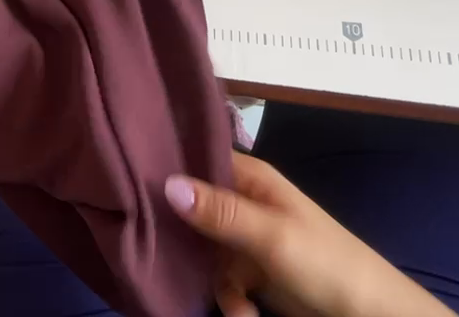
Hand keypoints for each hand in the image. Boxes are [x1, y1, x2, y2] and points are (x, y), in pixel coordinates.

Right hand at [166, 154, 455, 316]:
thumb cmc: (326, 264)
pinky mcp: (252, 272)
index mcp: (249, 177)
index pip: (196, 158)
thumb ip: (219, 211)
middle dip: (179, 230)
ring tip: (228, 302)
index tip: (132, 179)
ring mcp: (246, 237)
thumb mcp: (270, 237)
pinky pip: (221, 279)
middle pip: (192, 205)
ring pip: (202, 246)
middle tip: (157, 246)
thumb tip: (164, 182)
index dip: (166, 166)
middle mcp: (242, 200)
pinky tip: (244, 315)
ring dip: (209, 277)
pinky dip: (229, 300)